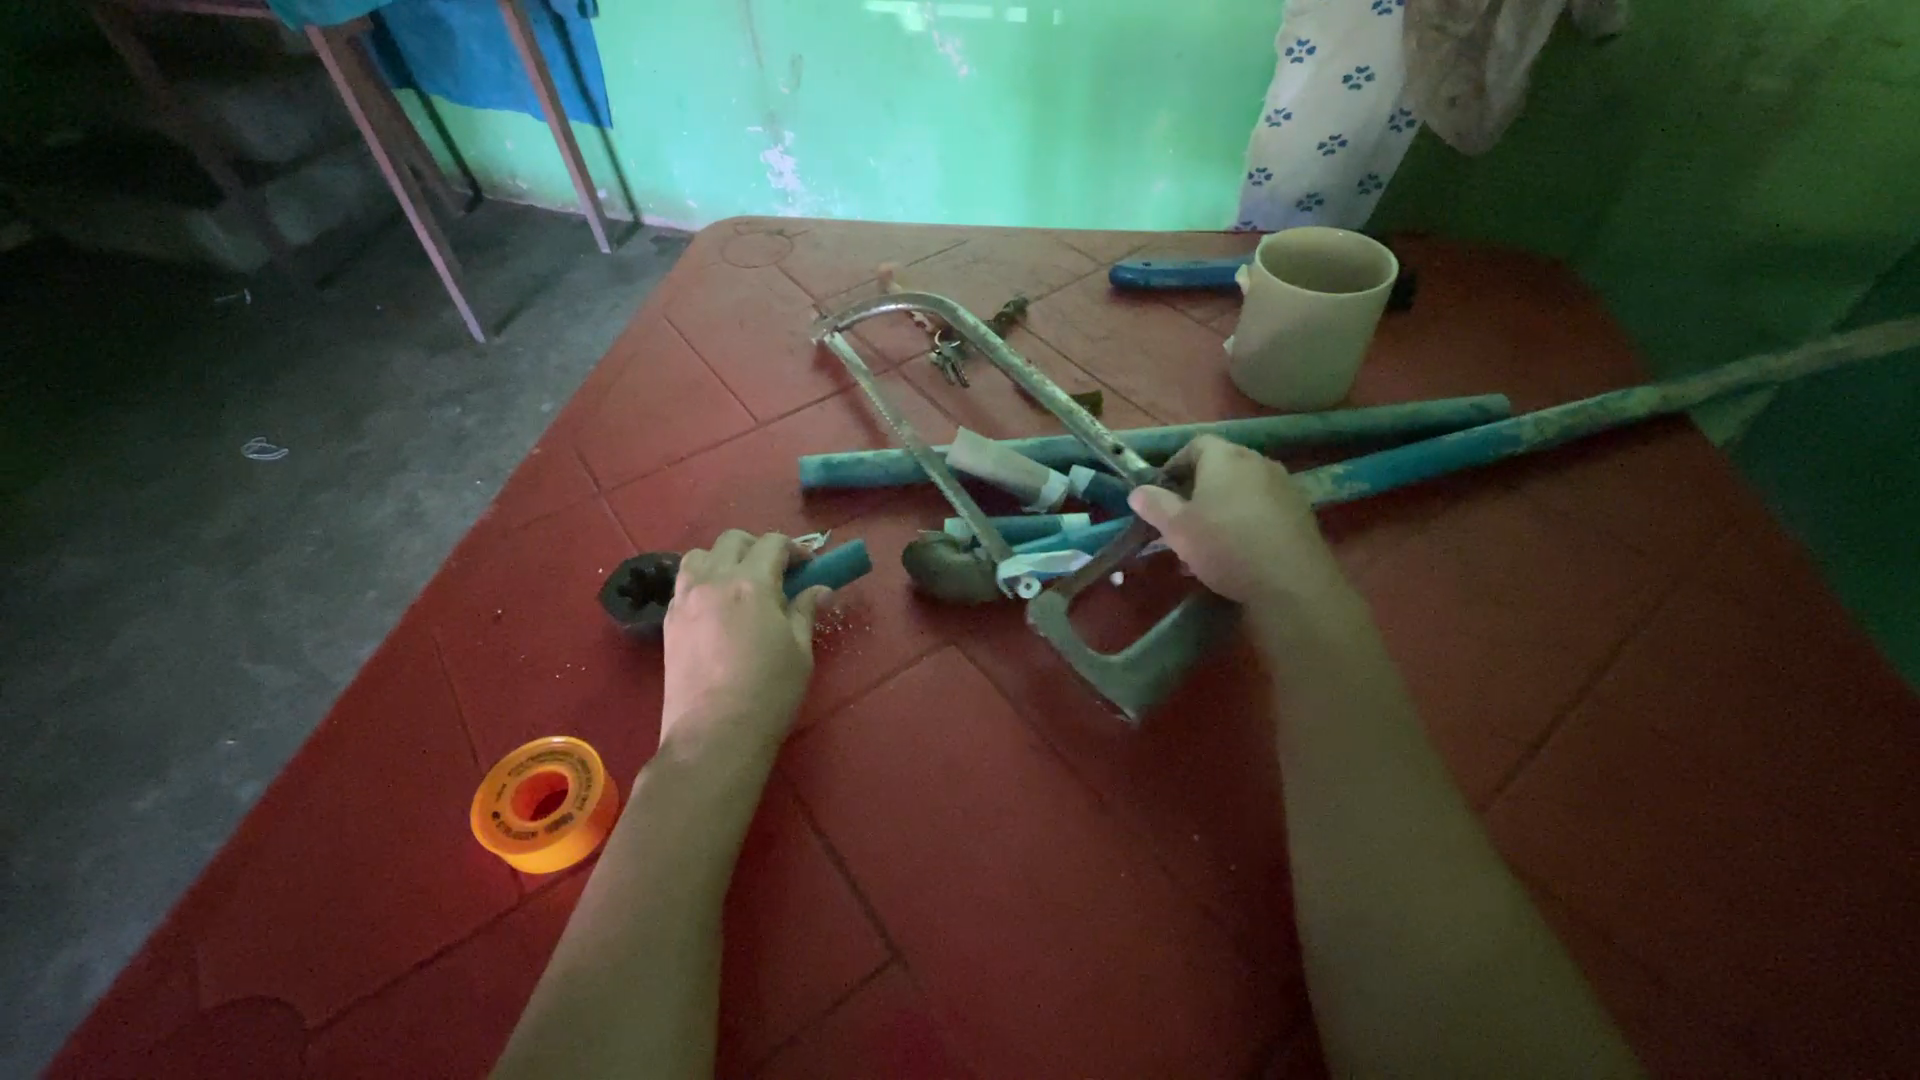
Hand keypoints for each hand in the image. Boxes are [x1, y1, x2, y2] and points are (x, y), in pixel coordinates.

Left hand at [660, 530, 829, 761]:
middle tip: (776, 573)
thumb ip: (805, 611)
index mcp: (750, 583)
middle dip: (758, 548)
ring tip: (740, 585)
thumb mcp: (800, 650)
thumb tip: (819, 590)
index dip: (795, 549)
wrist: (715, 733)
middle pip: (733, 540)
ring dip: (724, 559)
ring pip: (700, 556)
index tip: (808, 567)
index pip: (773, 544)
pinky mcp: (668, 621)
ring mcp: (684, 600)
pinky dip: (703, 582)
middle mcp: (713, 581)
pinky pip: (684, 584)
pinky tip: (718, 608)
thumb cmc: (769, 691)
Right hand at [1128, 435, 1351, 610]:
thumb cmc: (1225, 545)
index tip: (1162, 491)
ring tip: (1207, 540)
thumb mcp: (1177, 528)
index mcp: (1225, 457)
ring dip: (1223, 507)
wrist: (1290, 581)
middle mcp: (1258, 462)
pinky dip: (1247, 521)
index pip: (1196, 445)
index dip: (1175, 464)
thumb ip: (1155, 505)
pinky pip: (1264, 509)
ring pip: (1243, 490)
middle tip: (1182, 517)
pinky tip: (1237, 552)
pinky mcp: (1301, 512)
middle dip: (1198, 488)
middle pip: (1222, 466)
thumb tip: (1138, 491)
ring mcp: (1284, 486)